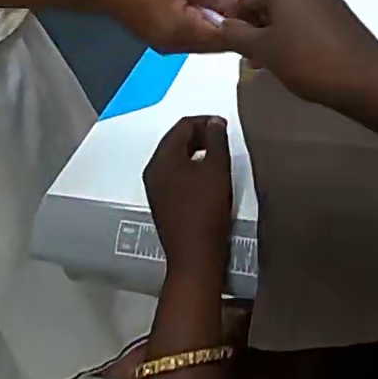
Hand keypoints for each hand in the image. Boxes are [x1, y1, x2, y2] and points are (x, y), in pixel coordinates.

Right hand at [77, 0, 241, 54]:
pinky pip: (194, 34)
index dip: (247, 23)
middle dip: (238, 22)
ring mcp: (168, 44)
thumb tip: (242, 1)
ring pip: (208, 40)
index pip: (227, 39)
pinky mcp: (163, 37)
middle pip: (219, 43)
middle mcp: (176, 47)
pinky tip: (213, 1)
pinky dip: (208, 21)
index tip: (260, 1)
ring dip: (224, 21)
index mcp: (181, 33)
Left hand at [143, 115, 232, 280]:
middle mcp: (153, 170)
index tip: (224, 125)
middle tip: (221, 135)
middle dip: (199, 134)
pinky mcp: (161, 202)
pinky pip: (174, 173)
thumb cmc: (206, 209)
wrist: (194, 257)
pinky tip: (205, 174)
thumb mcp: (217, 168)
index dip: (204, 121)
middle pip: (175, 140)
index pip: (182, 126)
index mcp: (162, 158)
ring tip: (216, 152)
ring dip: (194, 150)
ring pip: (174, 158)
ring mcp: (155, 188)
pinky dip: (189, 166)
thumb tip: (214, 122)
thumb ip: (216, 139)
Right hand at [218, 0, 377, 105]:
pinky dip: (296, 32)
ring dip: (276, 32)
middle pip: (267, 0)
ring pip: (287, 9)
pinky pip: (306, 15)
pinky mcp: (339, 10)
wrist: (363, 78)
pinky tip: (298, 57)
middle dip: (257, 27)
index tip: (241, 49)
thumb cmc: (306, 60)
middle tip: (257, 58)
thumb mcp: (262, 50)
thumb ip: (235, 34)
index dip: (237, 23)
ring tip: (277, 62)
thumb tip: (223, 24)